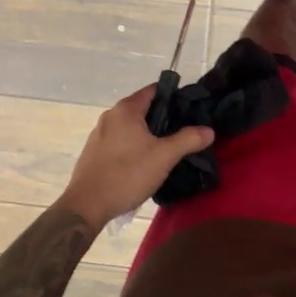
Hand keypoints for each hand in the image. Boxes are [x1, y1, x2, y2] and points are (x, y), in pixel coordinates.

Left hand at [57, 85, 214, 230]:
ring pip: (130, 126)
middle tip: (182, 132)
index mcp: (126, 109)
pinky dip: (132, 145)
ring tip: (164, 150)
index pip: (154, 90)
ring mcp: (99, 133)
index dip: (173, 96)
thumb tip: (209, 130)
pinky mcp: (94, 151)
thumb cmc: (127, 174)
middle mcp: (111, 115)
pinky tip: (141, 163)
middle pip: (142, 108)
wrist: (86, 206)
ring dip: (147, 134)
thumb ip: (188, 140)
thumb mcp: (164, 157)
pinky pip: (119, 140)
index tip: (189, 109)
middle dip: (162, 118)